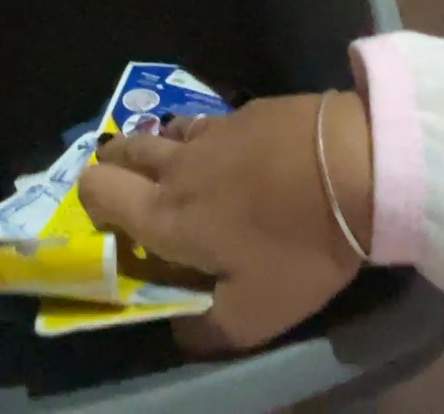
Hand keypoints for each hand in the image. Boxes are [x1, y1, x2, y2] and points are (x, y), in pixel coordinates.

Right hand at [78, 92, 373, 354]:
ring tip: (181, 169)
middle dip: (116, 165)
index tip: (111, 221)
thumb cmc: (297, 244)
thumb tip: (180, 332)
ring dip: (159, 148)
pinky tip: (233, 151)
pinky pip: (208, 123)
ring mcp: (212, 131)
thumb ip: (207, 331)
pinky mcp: (247, 110)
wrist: (352, 163)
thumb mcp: (256, 314)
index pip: (97, 190)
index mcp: (166, 215)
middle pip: (122, 150)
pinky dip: (206, 137)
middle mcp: (177, 166)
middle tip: (136, 188)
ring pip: (163, 131)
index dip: (92, 202)